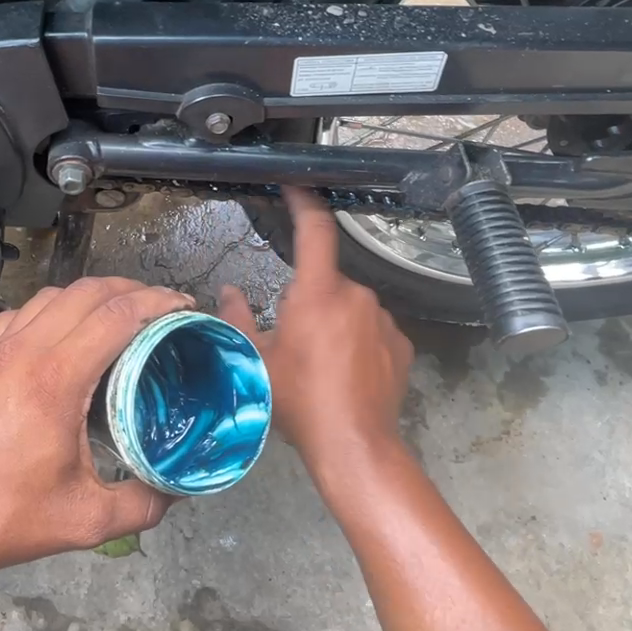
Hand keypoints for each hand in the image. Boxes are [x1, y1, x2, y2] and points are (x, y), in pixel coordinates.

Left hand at [0, 277, 190, 587]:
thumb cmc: (8, 519)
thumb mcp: (89, 520)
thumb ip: (145, 503)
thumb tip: (179, 488)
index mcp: (56, 378)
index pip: (117, 315)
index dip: (157, 301)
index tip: (184, 305)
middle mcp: (24, 349)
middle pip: (87, 291)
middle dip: (131, 289)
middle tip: (161, 306)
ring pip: (51, 296)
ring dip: (91, 295)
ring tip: (118, 313)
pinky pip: (21, 313)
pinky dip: (53, 308)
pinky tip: (62, 332)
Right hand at [219, 189, 414, 471]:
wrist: (354, 445)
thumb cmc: (298, 400)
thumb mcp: (256, 360)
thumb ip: (238, 319)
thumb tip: (228, 292)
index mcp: (317, 292)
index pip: (314, 231)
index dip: (304, 202)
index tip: (296, 185)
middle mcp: (356, 295)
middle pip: (326, 280)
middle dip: (309, 299)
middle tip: (293, 337)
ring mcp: (384, 319)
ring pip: (350, 306)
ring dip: (334, 320)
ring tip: (321, 362)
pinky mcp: (402, 343)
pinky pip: (373, 328)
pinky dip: (358, 339)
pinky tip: (348, 371)